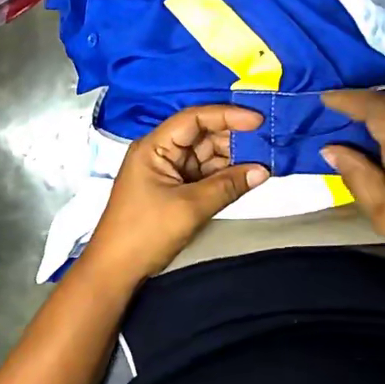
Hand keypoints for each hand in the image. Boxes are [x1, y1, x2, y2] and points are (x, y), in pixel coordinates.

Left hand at [78, 105, 268, 282]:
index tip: (259, 120)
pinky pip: (201, 173)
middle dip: (233, 137)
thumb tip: (263, 170)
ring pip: (204, 154)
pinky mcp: (172, 189)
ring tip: (264, 159)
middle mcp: (159, 152)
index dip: (227, 115)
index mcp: (154, 147)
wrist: (116, 268)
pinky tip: (246, 176)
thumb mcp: (190, 207)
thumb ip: (227, 186)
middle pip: (200, 134)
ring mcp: (165, 171)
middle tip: (268, 143)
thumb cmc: (146, 232)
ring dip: (231, 157)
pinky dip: (223, 174)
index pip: (193, 118)